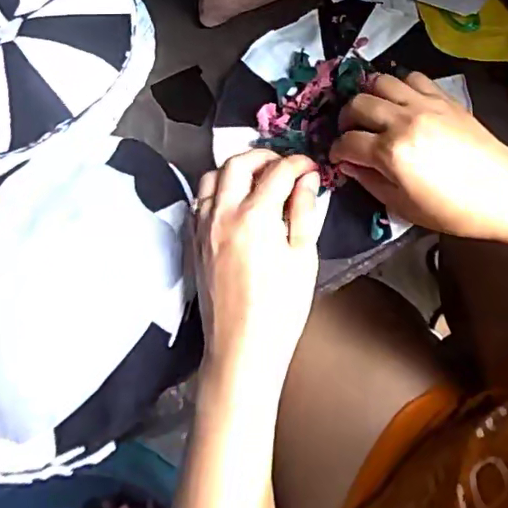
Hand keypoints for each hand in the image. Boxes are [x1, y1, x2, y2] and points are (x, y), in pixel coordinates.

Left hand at [193, 150, 327, 374]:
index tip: (311, 168)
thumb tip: (308, 179)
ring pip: (213, 177)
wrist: (242, 352)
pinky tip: (238, 202)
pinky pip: (201, 201)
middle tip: (286, 166)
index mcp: (255, 218)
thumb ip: (305, 211)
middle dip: (265, 156)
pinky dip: (220, 190)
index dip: (299, 163)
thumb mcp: (304, 257)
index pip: (278, 171)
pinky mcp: (195, 244)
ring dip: (237, 170)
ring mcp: (204, 229)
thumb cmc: (280, 310)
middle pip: (238, 163)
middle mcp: (224, 216)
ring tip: (260, 180)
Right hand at [330, 72, 507, 242]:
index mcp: (391, 153)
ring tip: (373, 111)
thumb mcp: (404, 206)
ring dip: (370, 95)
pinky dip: (401, 85)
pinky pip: (413, 77)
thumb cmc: (455, 209)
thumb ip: (371, 182)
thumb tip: (351, 165)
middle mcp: (403, 120)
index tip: (339, 155)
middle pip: (358, 104)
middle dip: (347, 119)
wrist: (502, 189)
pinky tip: (402, 101)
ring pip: (381, 81)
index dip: (337, 150)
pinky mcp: (443, 97)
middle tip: (351, 131)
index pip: (348, 142)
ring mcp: (425, 104)